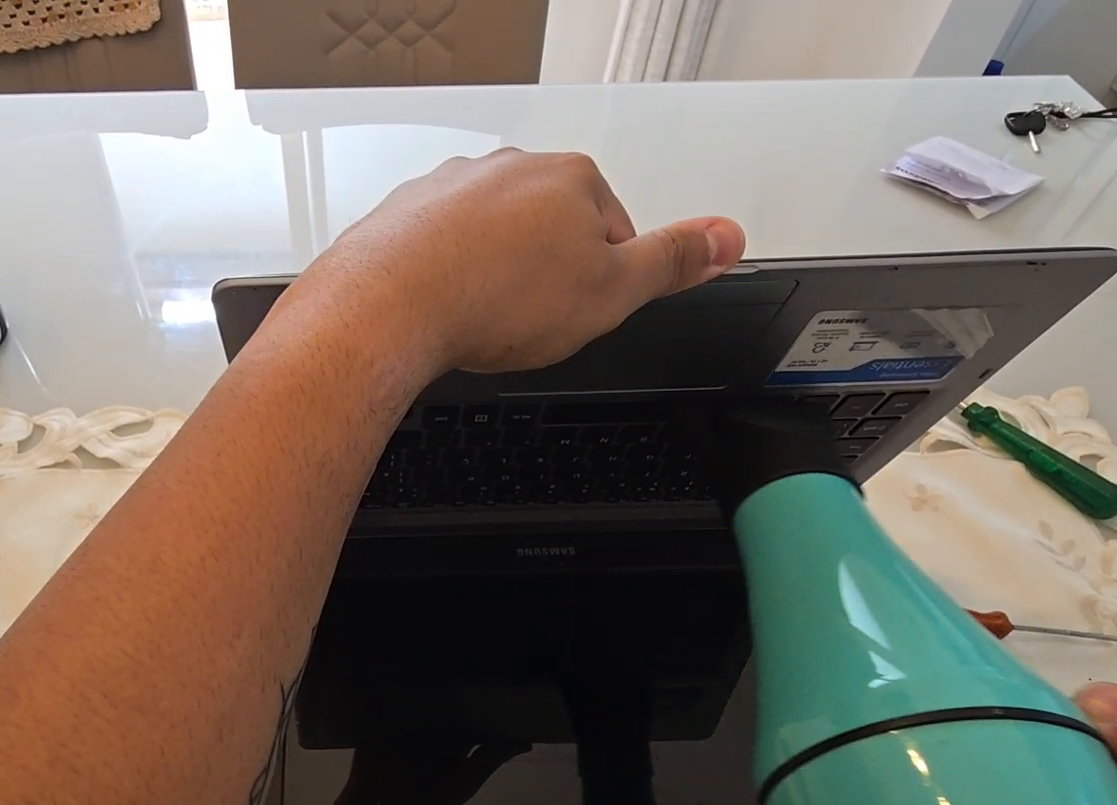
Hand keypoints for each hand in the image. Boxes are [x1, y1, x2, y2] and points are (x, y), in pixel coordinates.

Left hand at [282, 148, 744, 380]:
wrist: (390, 307)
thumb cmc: (492, 299)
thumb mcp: (607, 294)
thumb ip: (670, 264)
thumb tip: (725, 239)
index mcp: (571, 181)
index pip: (612, 231)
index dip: (599, 284)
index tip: (578, 312)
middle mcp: (511, 170)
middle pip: (549, 232)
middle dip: (544, 278)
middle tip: (528, 322)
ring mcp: (453, 188)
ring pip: (492, 240)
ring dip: (493, 277)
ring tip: (481, 318)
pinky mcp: (408, 215)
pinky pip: (441, 250)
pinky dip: (446, 277)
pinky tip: (443, 307)